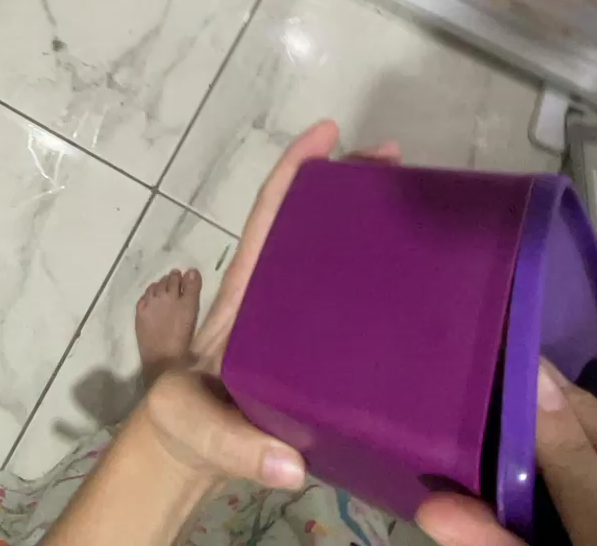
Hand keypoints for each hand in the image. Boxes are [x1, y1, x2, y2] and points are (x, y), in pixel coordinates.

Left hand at [136, 120, 400, 492]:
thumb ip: (233, 445)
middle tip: (397, 161)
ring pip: (331, 252)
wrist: (187, 450)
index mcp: (247, 290)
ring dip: (365, 220)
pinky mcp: (313, 343)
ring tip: (413, 199)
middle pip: (309, 220)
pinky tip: (412, 281)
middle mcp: (273, 290)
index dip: (294, 169)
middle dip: (346, 182)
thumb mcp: (194, 426)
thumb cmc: (183, 422)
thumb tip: (289, 465)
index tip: (327, 131)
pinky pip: (345, 295)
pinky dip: (373, 273)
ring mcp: (293, 313)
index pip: (269, 216)